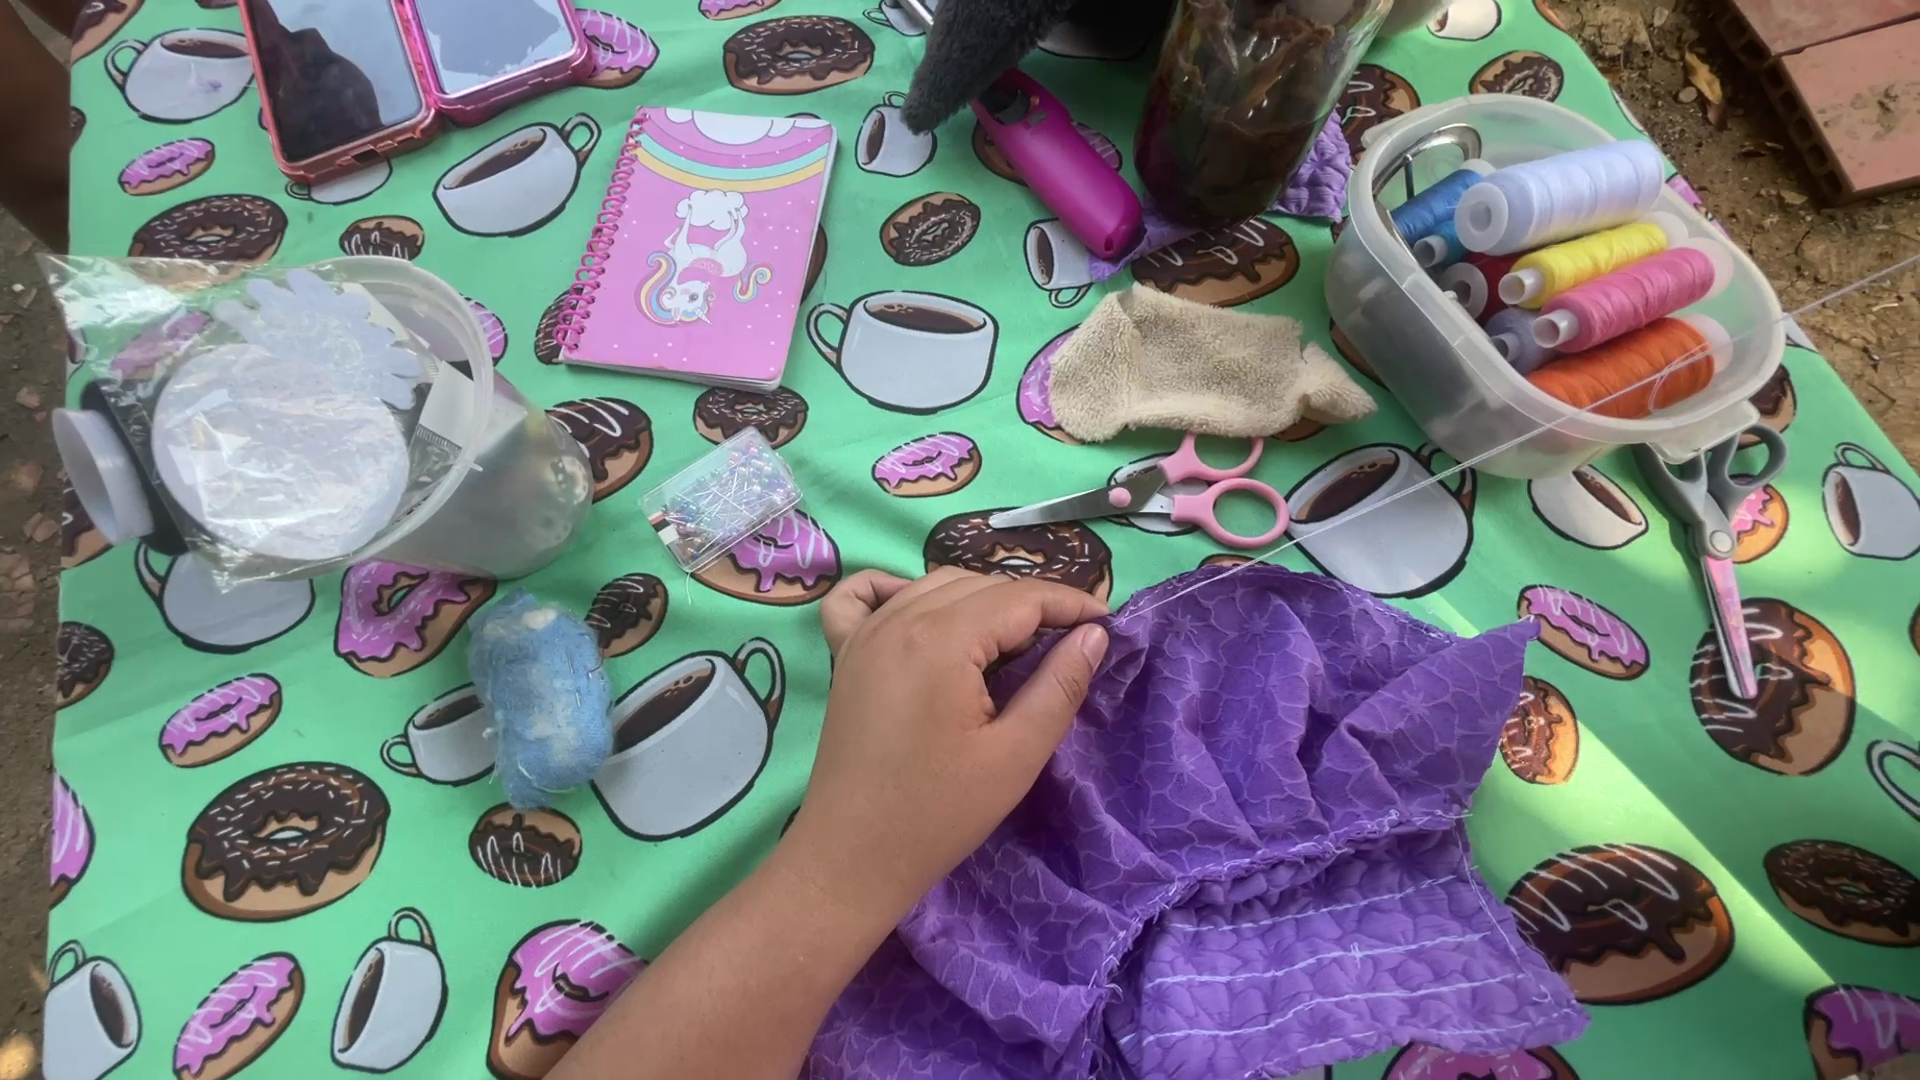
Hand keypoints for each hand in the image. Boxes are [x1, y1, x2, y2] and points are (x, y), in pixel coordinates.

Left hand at [776, 569, 1109, 924]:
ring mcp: (864, 632)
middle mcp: (899, 619)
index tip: (1106, 622)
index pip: (1020, 596)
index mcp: (942, 640)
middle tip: (1064, 642)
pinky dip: (894, 587)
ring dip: (980, 598)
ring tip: (1012, 639)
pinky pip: (862, 596)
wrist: (851, 857)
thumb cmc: (938, 814)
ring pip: (934, 584)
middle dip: (1030, 603)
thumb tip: (1093, 635)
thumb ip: (1059, 687)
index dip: (1069, 602)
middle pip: (980, 585)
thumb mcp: (1015, 756)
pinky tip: (920, 609)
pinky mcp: (844, 652)